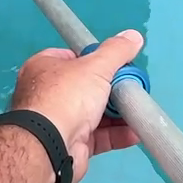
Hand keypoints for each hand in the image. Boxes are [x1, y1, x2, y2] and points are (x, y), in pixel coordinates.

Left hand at [6, 30, 144, 181]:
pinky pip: (97, 136)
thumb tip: (134, 36)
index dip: (95, 60)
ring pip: (94, 114)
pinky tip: (134, 133)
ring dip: (117, 114)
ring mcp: (58, 121)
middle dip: (110, 89)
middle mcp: (47, 93)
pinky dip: (116, 134)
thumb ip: (116, 51)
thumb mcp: (96, 66)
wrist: (50, 146)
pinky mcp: (70, 145)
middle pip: (86, 87)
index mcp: (44, 67)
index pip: (72, 57)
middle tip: (131, 88)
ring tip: (137, 109)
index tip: (115, 65)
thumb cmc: (67, 96)